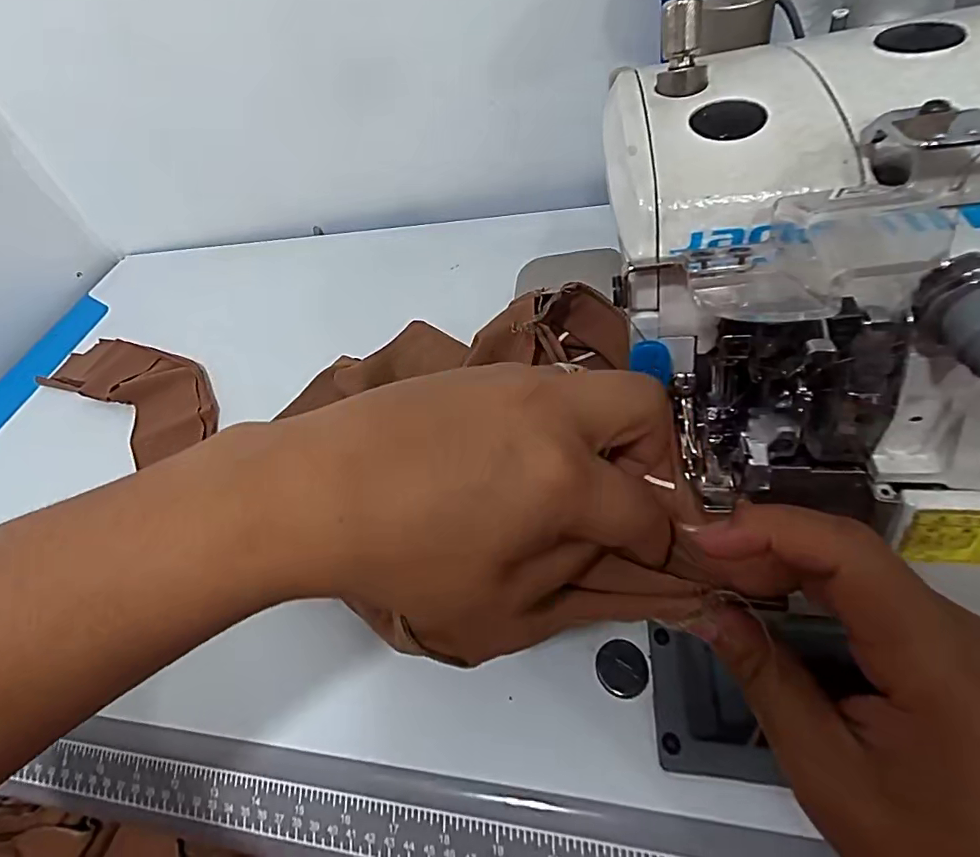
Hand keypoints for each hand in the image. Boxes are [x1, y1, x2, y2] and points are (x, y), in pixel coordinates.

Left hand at [206, 363, 705, 664]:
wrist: (314, 490)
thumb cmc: (401, 561)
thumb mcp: (498, 608)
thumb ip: (584, 590)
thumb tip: (642, 575)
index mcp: (561, 476)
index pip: (649, 508)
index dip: (665, 542)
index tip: (658, 555)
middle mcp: (548, 410)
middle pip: (648, 406)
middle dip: (658, 455)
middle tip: (624, 497)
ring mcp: (511, 380)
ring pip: (596, 388)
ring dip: (604, 432)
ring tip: (563, 481)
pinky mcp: (479, 371)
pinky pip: (545, 387)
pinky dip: (556, 420)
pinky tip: (511, 459)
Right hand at [687, 505, 979, 856]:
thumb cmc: (937, 856)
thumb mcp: (832, 776)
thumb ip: (767, 682)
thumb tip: (712, 612)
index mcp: (941, 659)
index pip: (848, 553)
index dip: (770, 528)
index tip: (708, 536)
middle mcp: (966, 632)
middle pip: (852, 555)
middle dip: (770, 547)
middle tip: (705, 561)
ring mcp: (972, 642)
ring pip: (864, 573)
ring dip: (792, 570)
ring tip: (732, 584)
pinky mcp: (966, 657)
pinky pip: (883, 601)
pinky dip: (823, 596)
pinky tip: (785, 612)